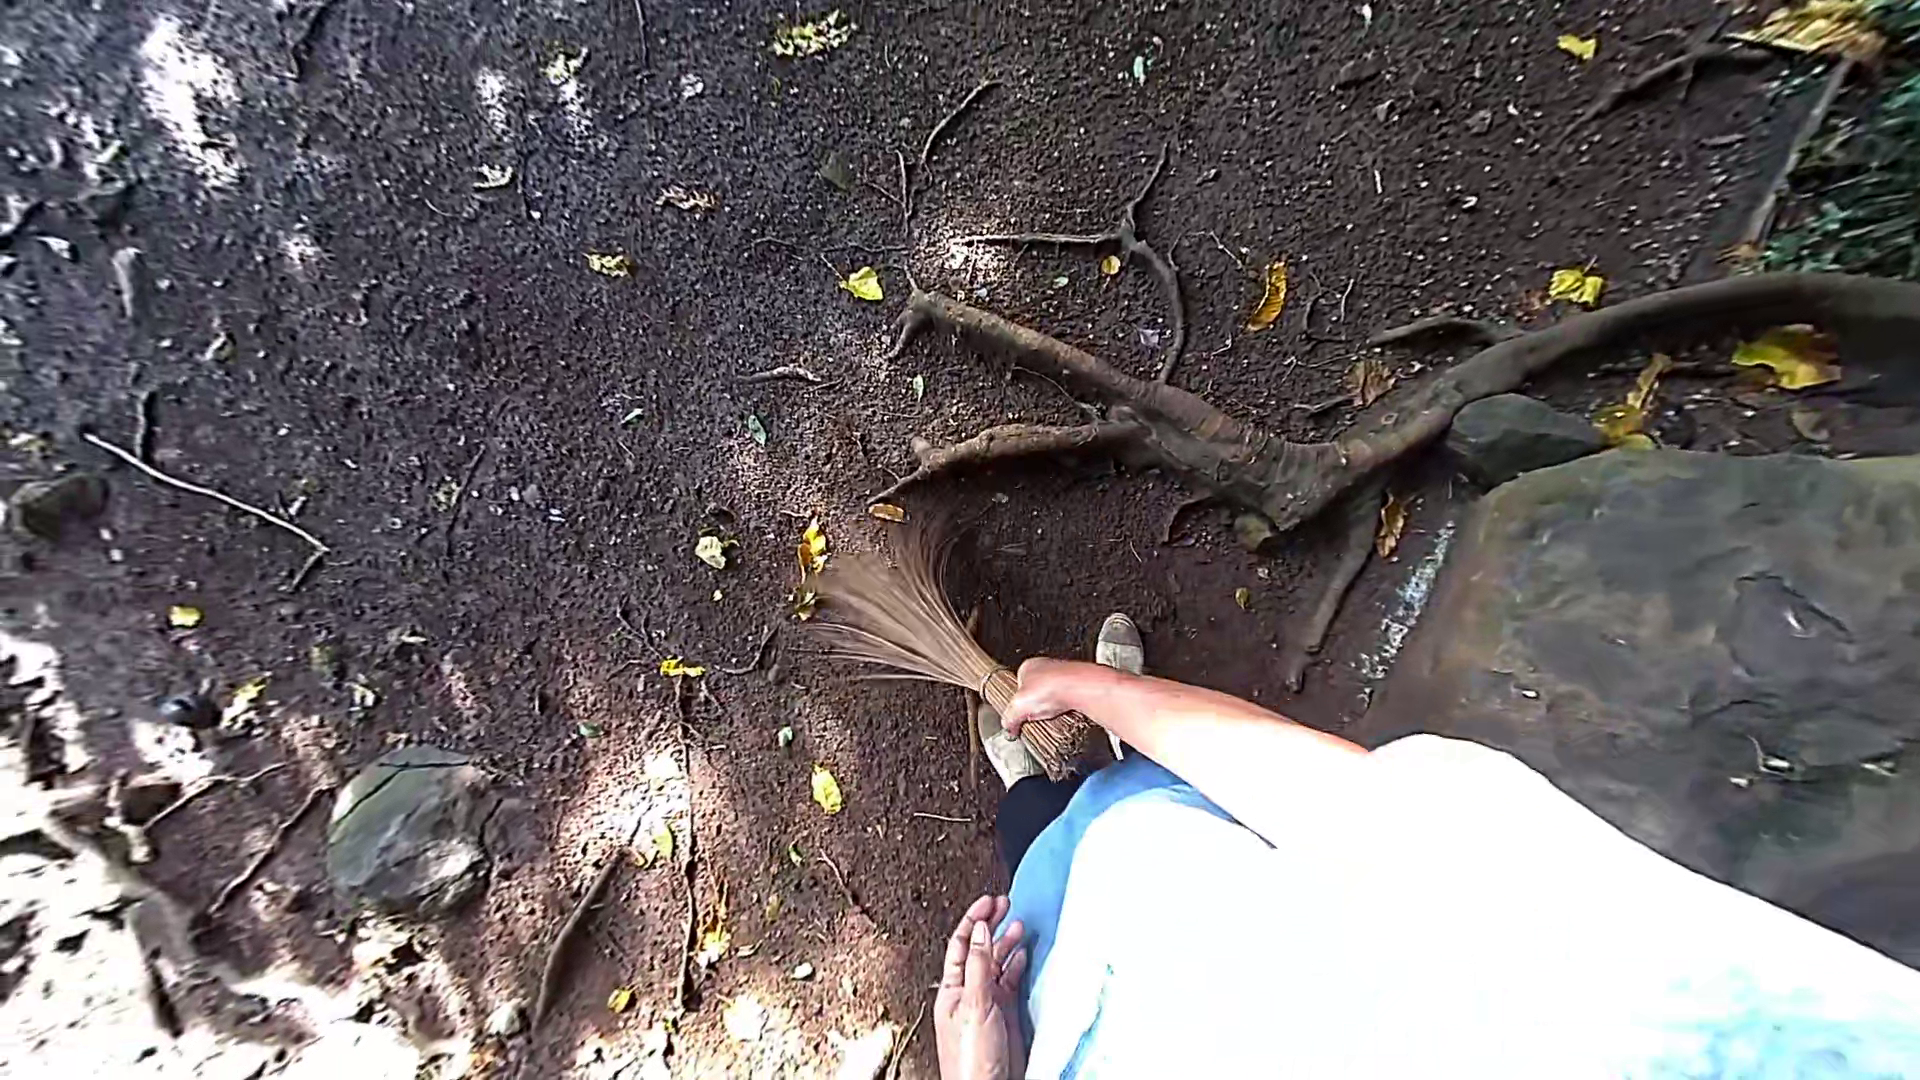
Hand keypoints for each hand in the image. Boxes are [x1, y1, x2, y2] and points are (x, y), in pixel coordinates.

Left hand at [935, 894, 1027, 1079]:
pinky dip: (1017, 965)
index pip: (961, 943)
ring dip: (1007, 943)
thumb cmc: (972, 1061)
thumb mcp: (974, 1005)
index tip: (988, 901)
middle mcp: (969, 991)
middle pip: (980, 948)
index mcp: (952, 988)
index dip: (973, 919)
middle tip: (1006, 904)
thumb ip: (978, 965)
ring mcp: (988, 1002)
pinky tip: (1023, 954)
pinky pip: (1010, 982)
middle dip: (991, 924)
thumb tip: (980, 928)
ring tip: (1020, 926)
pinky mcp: (1005, 1014)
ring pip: (997, 963)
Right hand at [1001, 658, 1109, 737]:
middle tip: (1034, 717)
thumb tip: (1008, 727)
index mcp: (1027, 666)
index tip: (1018, 715)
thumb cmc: (1051, 686)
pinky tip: (1063, 714)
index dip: (1017, 703)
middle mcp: (1045, 666)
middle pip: (1035, 692)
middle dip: (1035, 706)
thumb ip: (1009, 718)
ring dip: (1051, 708)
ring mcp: (1062, 675)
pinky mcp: (1077, 686)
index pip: (1017, 686)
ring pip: (1052, 697)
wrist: (1080, 687)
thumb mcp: (1018, 707)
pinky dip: (1065, 709)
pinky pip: (1067, 701)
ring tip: (1050, 716)